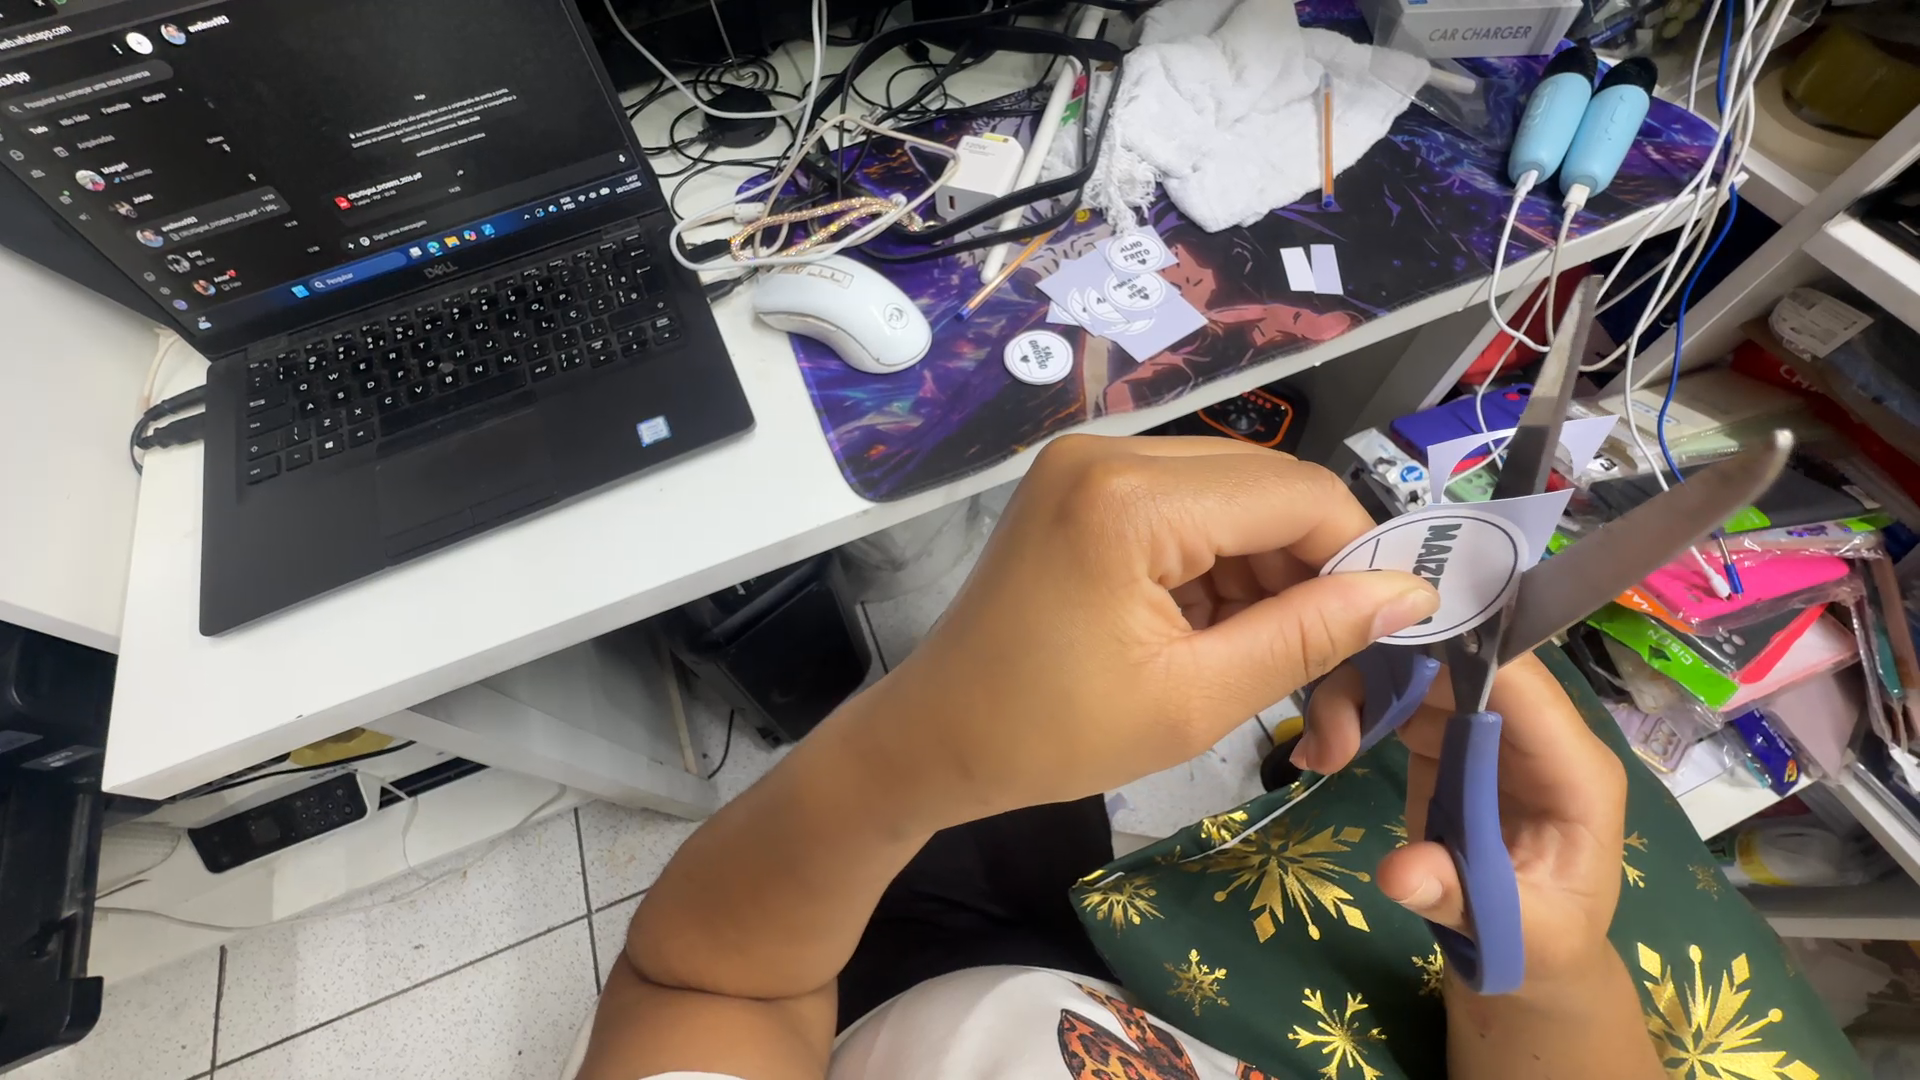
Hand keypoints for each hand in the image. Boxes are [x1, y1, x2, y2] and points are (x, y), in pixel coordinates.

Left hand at [846, 435, 1439, 828]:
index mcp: (1131, 498)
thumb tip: (1410, 594)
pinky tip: (1211, 634)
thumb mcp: (1194, 699)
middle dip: (1310, 577)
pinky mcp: (1078, 489)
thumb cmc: (1051, 734)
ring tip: (1266, 666)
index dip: (1361, 559)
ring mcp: (1086, 464)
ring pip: (1227, 503)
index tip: (1391, 633)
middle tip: (1330, 670)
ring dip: (1263, 580)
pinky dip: (1213, 570)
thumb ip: (1308, 637)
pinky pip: (1180, 511)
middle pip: (1263, 492)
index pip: (1299, 495)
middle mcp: (1109, 452)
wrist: (938, 734)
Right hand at [1300, 654, 1627, 993]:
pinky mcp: (1446, 734)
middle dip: (1383, 672)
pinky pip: (1393, 694)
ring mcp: (1483, 727)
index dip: (1454, 653)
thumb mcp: (1516, 932)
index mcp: (1571, 768)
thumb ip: (1459, 897)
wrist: (1529, 947)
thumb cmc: (1544, 939)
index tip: (1377, 644)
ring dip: (1356, 691)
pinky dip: (1350, 707)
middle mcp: (1529, 732)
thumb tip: (1396, 874)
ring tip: (1320, 750)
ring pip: (1414, 669)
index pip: (1519, 685)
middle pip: (1455, 661)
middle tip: (1327, 722)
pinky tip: (1322, 747)